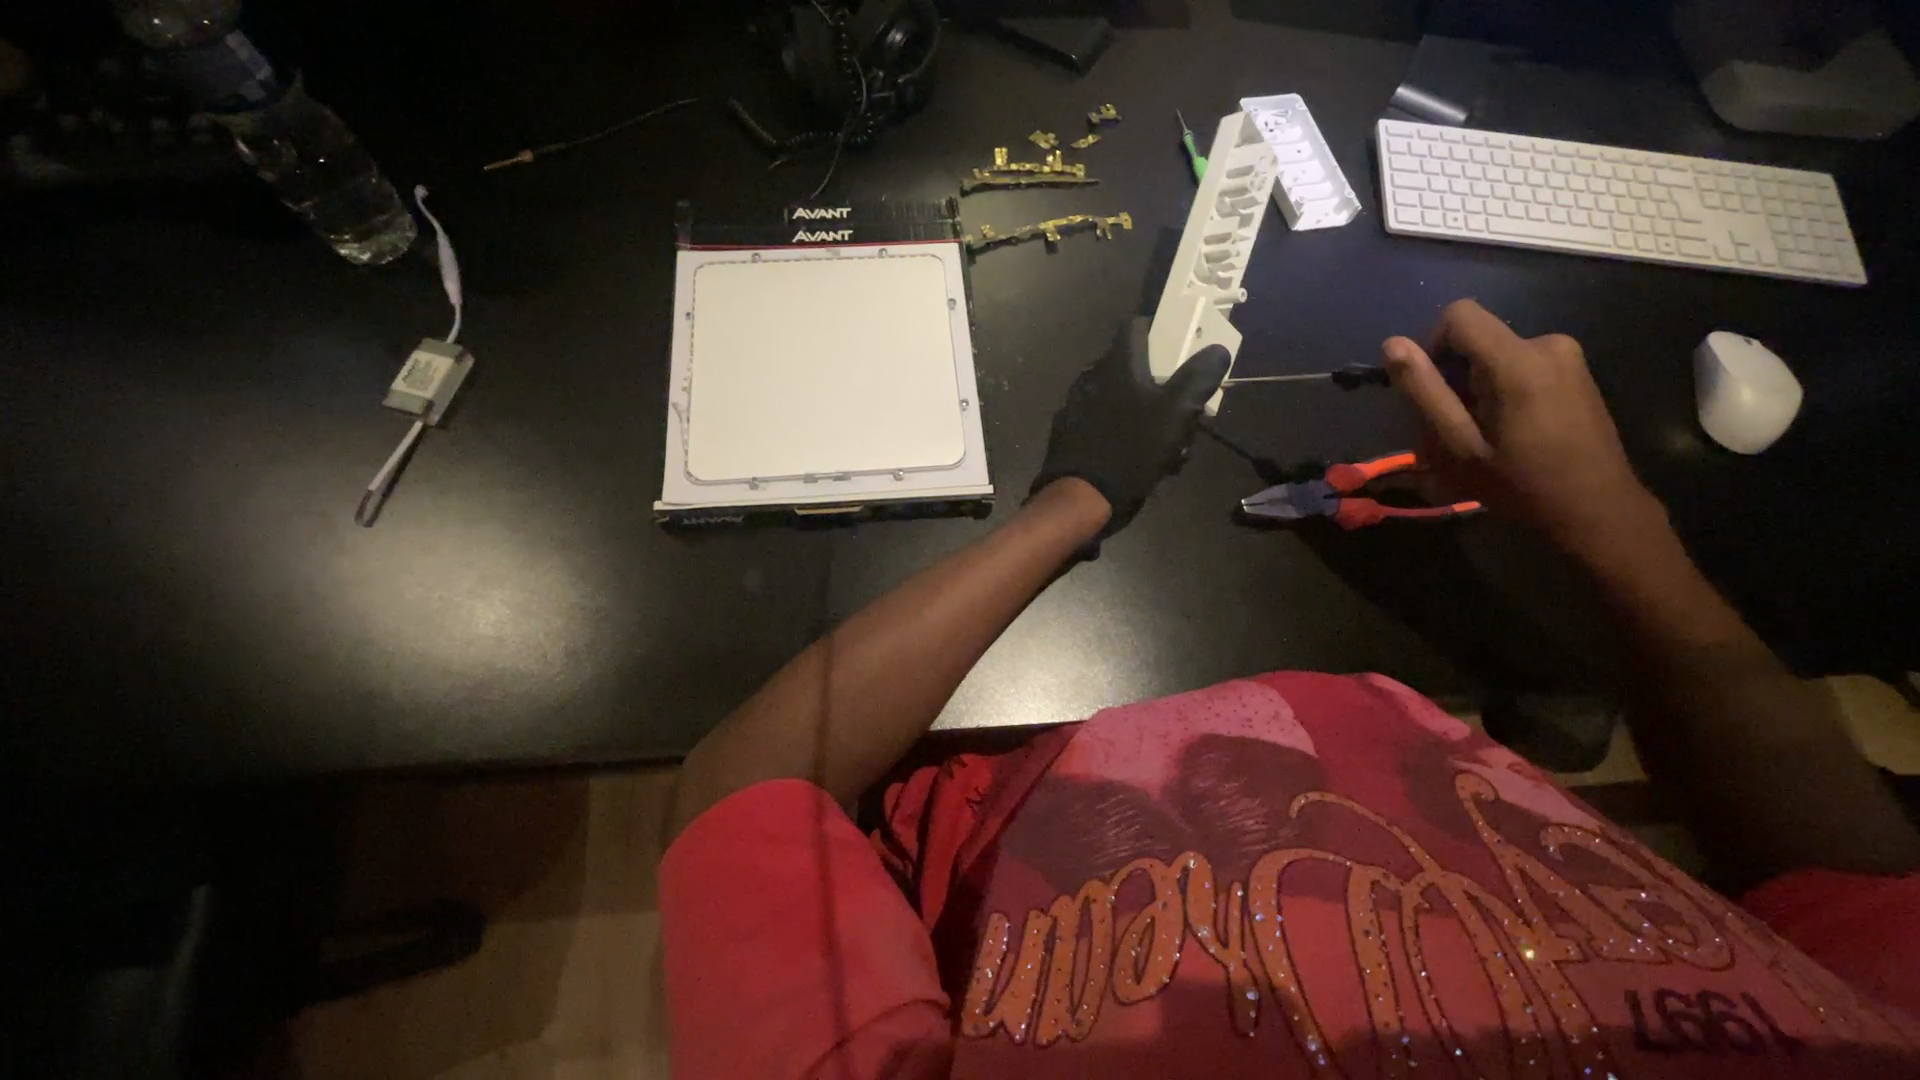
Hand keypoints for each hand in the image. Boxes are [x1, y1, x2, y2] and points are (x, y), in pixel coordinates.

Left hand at [1031, 318, 1230, 538]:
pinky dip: (1123, 432)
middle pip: (1131, 366)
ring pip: (1120, 397)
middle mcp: (1092, 377)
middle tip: (1182, 409)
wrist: (1081, 497)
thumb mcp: (1175, 414)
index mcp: (1117, 364)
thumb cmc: (1131, 449)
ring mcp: (1075, 405)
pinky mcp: (1069, 432)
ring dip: (1144, 413)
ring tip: (1167, 444)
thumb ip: (1198, 379)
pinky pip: (1104, 422)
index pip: (1135, 326)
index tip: (1178, 346)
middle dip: (1159, 383)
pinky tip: (1139, 457)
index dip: (1158, 329)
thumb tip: (1217, 349)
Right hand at [1382, 299, 1664, 561]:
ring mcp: (1567, 355)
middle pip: (1475, 340)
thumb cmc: (1520, 484)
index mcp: (1517, 361)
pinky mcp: (1575, 370)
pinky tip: (1508, 430)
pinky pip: (1519, 364)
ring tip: (1480, 435)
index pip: (1459, 315)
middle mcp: (1547, 344)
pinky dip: (1500, 390)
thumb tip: (1391, 344)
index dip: (1432, 345)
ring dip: (1475, 388)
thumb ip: (1424, 391)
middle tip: (1455, 429)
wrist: (1596, 508)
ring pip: (1495, 355)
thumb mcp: (1458, 445)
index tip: (1432, 391)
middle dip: (1454, 377)